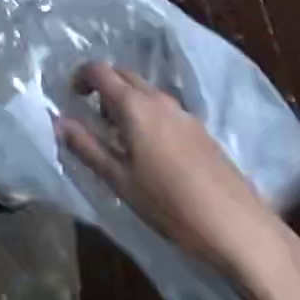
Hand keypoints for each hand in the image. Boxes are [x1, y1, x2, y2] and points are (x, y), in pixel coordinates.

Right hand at [58, 63, 299, 299]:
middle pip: (123, 74)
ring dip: (127, 101)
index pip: (99, 70)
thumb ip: (87, 147)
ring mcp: (184, 113)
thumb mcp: (120, 180)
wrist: (240, 229)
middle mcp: (158, 99)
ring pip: (146, 91)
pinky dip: (148, 114)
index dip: (80, 76)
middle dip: (104, 86)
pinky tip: (153, 150)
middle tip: (95, 115)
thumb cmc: (171, 204)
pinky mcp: (201, 130)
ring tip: (122, 136)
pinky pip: (164, 107)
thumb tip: (59, 121)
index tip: (72, 95)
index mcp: (134, 105)